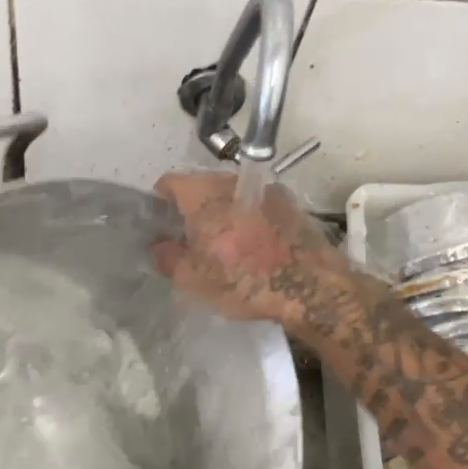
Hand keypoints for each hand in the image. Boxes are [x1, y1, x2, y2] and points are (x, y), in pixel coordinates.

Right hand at [152, 170, 343, 323]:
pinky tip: (253, 245)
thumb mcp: (193, 279)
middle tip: (192, 237)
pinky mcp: (288, 202)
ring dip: (223, 211)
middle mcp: (232, 181)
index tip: (163, 223)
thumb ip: (167, 258)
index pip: (170, 182)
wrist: (309, 287)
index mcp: (203, 195)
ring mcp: (264, 188)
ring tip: (225, 243)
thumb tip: (159, 245)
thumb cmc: (243, 281)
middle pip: (202, 185)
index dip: (161, 202)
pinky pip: (256, 203)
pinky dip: (248, 217)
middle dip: (193, 207)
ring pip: (231, 194)